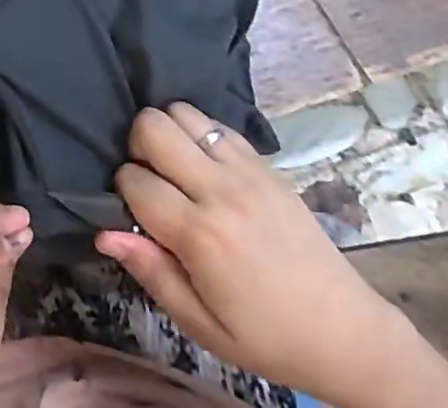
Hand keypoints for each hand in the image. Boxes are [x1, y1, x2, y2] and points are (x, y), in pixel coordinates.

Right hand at [96, 103, 447, 407]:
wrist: (343, 329)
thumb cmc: (264, 335)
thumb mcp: (200, 323)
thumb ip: (150, 271)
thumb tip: (104, 233)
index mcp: (200, 235)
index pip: (134, 180)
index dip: (122, 190)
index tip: (132, 209)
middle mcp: (220, 189)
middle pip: (154, 127)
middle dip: (137, 145)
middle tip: (148, 177)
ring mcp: (246, 169)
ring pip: (184, 112)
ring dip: (167, 131)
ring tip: (173, 165)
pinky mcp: (265, 163)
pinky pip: (218, 124)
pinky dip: (199, 133)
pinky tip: (203, 163)